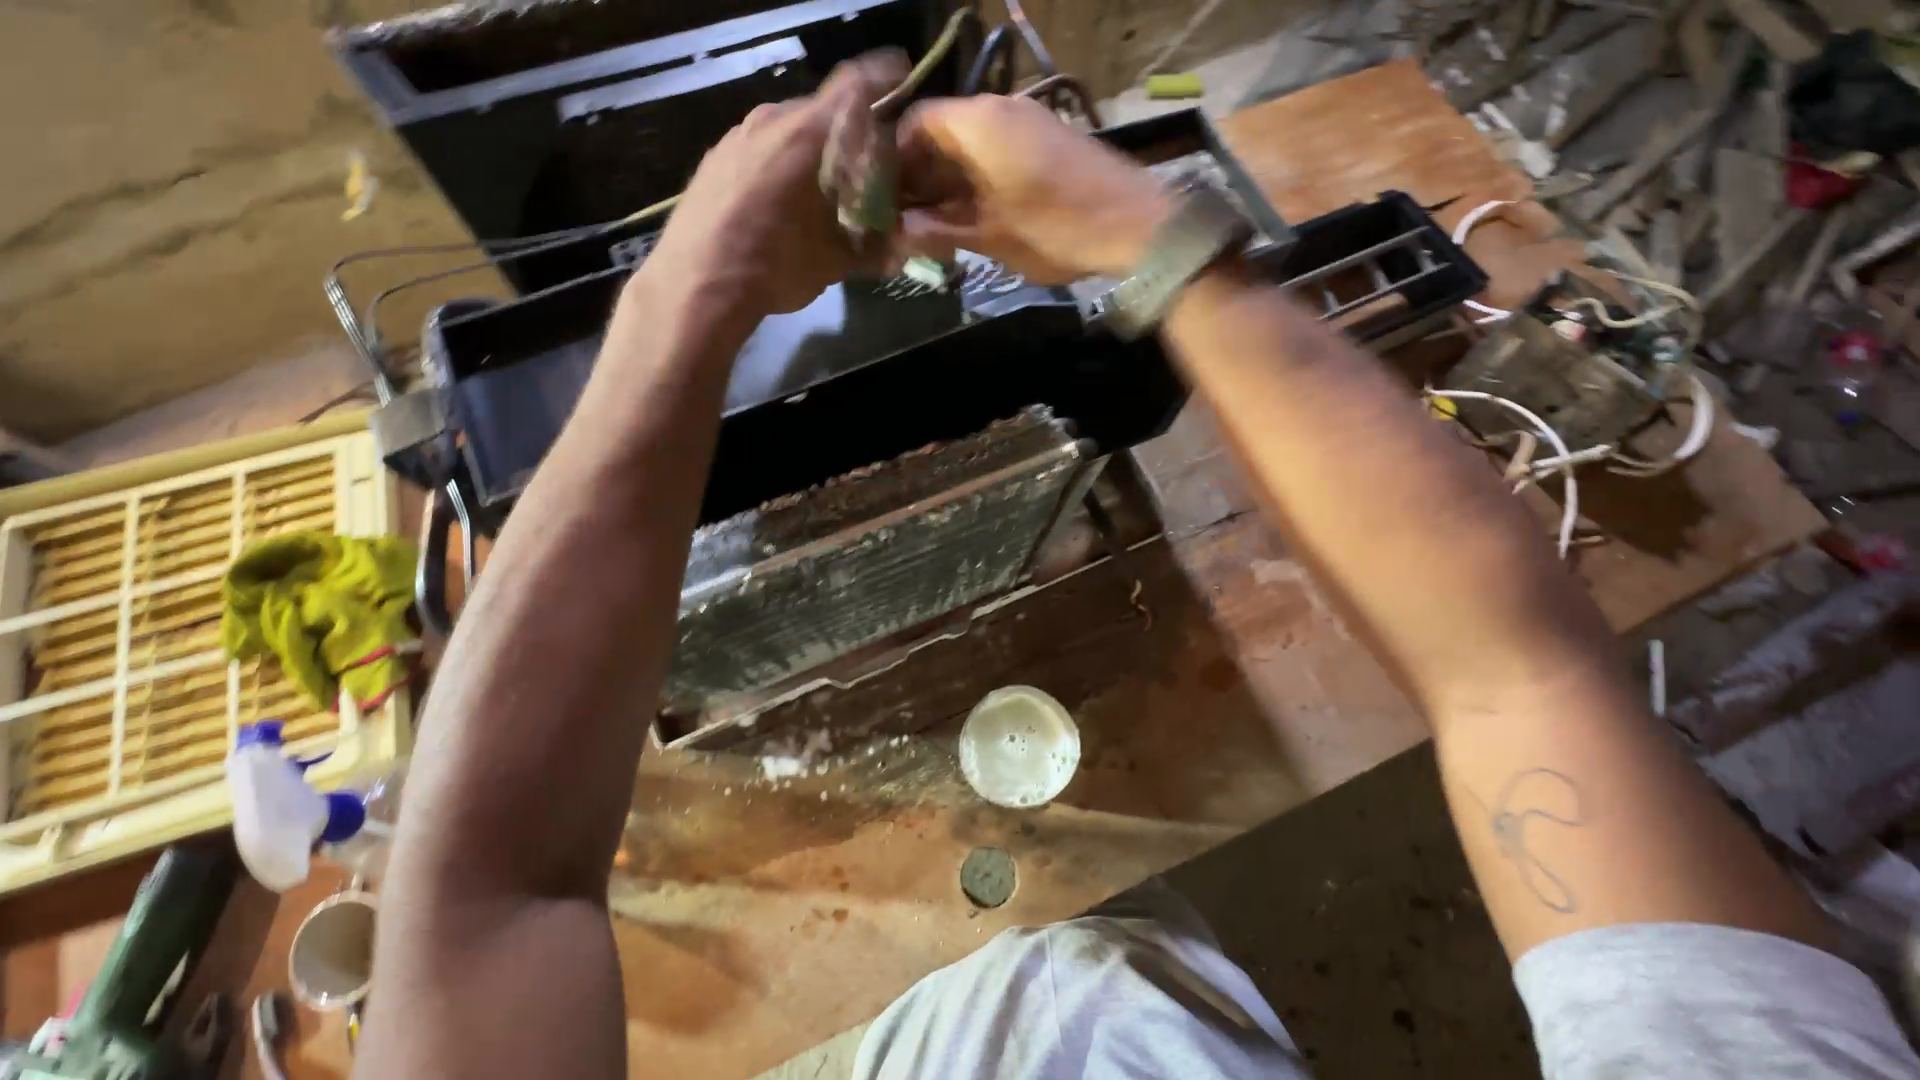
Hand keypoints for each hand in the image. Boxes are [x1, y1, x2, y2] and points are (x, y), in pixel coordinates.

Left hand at [638, 51, 907, 317]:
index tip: (899, 88)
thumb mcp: (837, 260)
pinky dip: (778, 165)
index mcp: (810, 133)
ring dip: (809, 152)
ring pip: (787, 131)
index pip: (857, 84)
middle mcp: (772, 120)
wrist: (698, 284)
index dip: (883, 82)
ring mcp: (737, 136)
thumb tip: (897, 245)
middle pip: (821, 111)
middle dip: (845, 134)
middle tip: (862, 168)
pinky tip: (780, 203)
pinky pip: (759, 150)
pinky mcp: (713, 158)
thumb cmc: (777, 265)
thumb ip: (873, 245)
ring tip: (820, 191)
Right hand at [893, 95, 1172, 282]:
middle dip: (918, 175)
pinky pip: (997, 152)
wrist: (1136, 227)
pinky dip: (977, 180)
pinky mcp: (1047, 142)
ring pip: (969, 145)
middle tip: (902, 219)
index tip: (882, 199)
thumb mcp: (989, 236)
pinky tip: (970, 217)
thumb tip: (898, 232)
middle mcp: (999, 110)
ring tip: (931, 225)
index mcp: (977, 122)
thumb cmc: (1055, 229)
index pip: (915, 123)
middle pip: (941, 132)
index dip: (893, 161)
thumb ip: (938, 229)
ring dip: (948, 181)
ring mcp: (1027, 123)